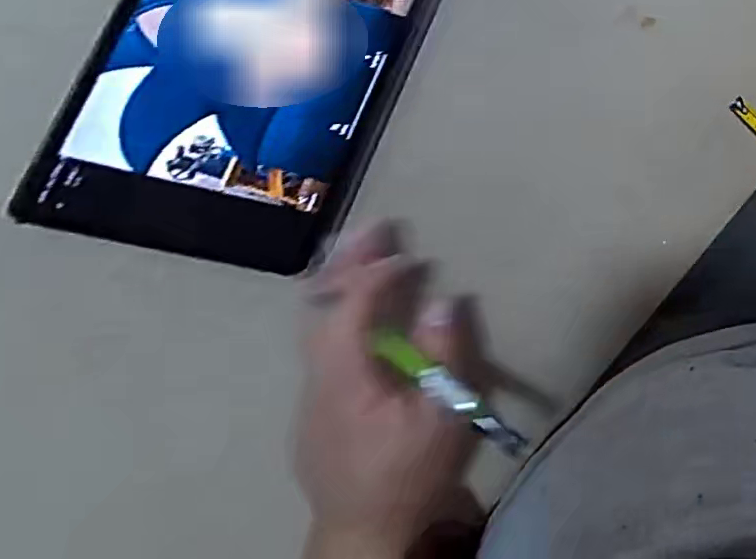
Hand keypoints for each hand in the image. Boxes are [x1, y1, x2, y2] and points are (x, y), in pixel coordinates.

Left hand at [295, 222, 477, 556]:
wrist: (365, 535)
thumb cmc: (411, 473)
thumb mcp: (444, 417)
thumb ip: (444, 356)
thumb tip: (443, 301)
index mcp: (345, 383)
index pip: (349, 312)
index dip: (374, 276)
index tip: (406, 256)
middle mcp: (318, 383)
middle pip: (321, 310)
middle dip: (348, 264)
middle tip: (375, 227)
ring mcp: (312, 398)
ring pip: (316, 326)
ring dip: (342, 282)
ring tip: (365, 249)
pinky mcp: (318, 408)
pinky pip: (324, 343)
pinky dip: (342, 309)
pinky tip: (359, 303)